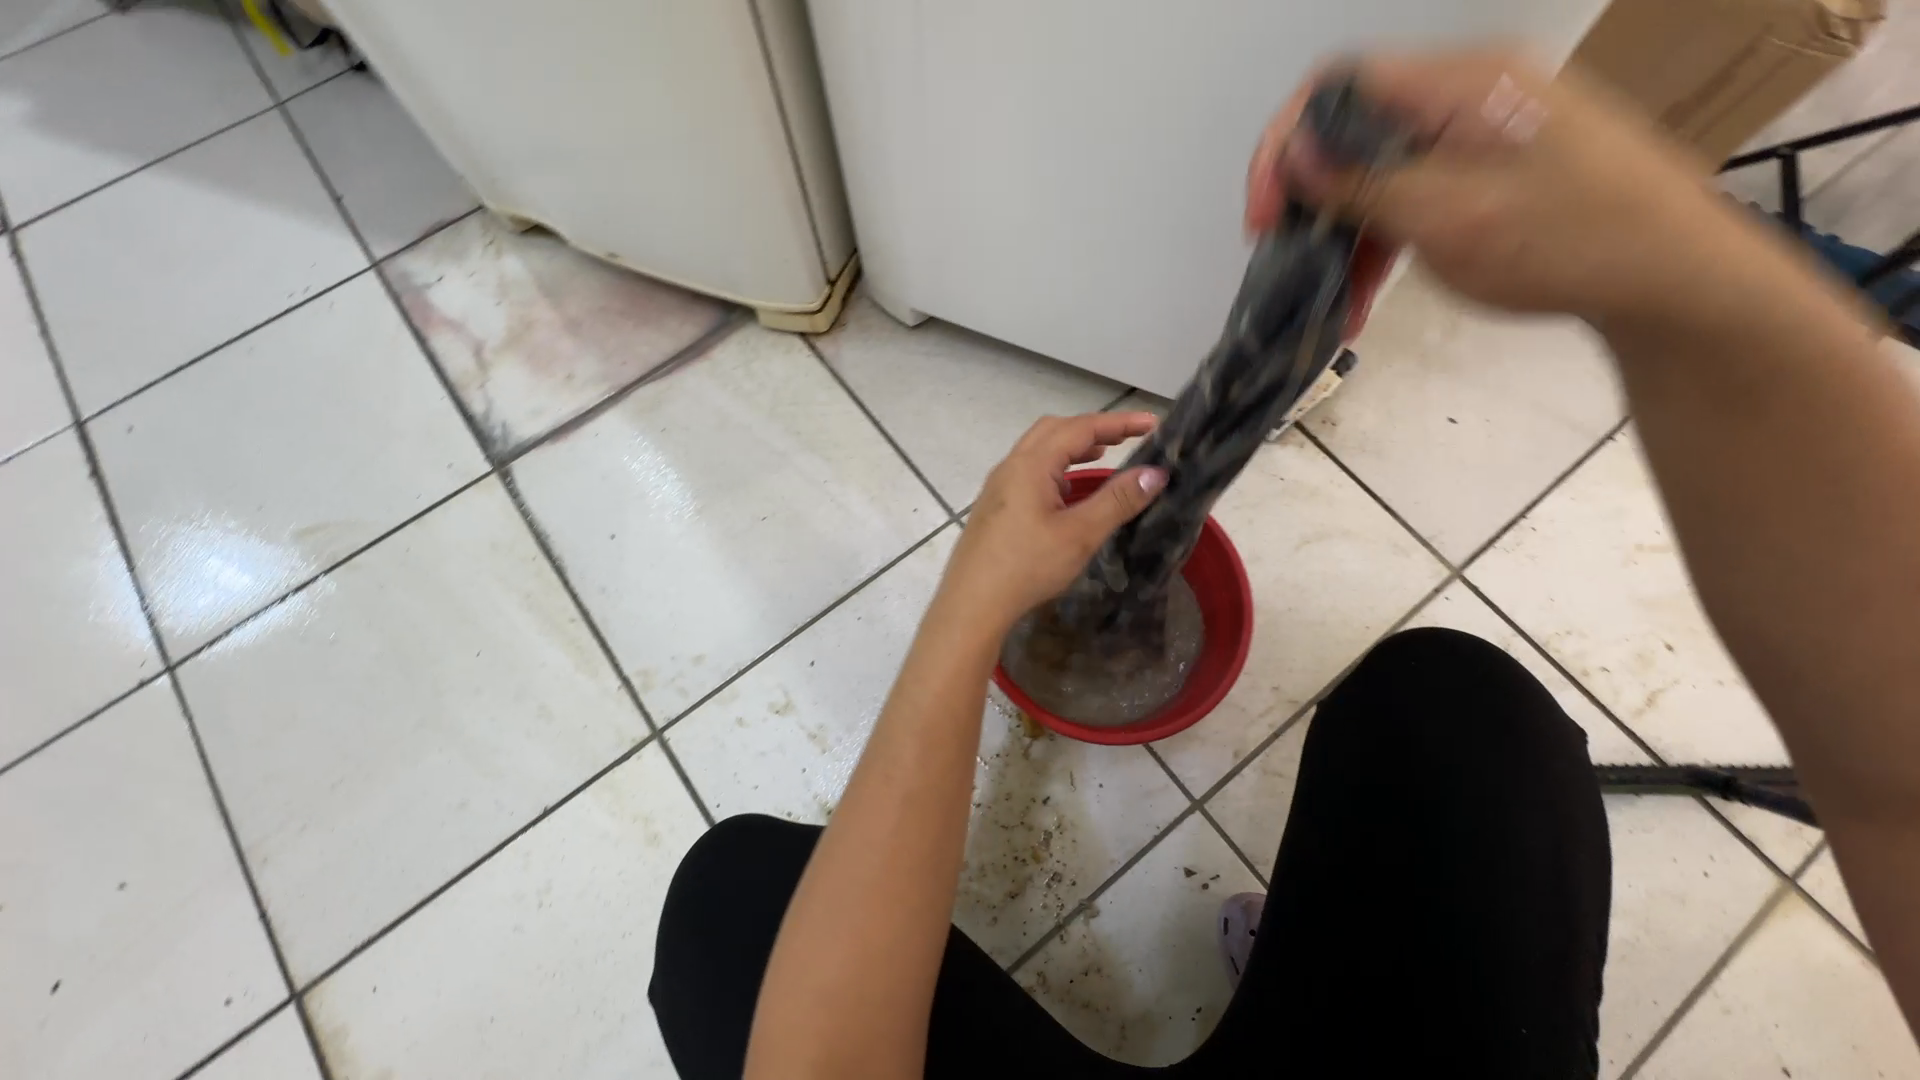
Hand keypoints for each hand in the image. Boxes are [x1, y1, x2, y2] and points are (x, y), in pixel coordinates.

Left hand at [939, 413, 1166, 633]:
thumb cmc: (1027, 567)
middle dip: (1093, 428)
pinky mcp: (994, 506)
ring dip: (1072, 446)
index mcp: (1031, 464)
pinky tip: (1067, 491)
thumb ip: (1117, 500)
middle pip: (1054, 430)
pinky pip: (1028, 470)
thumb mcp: (1079, 534)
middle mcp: (1010, 466)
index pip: (1080, 428)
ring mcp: (998, 486)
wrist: (972, 603)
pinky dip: (1055, 466)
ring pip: (1038, 450)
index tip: (1152, 423)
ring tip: (1103, 456)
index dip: (1119, 422)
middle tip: (1127, 438)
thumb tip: (1155, 473)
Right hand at [1247, 49, 1736, 327]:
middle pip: (1350, 130)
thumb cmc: (1565, 242)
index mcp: (1460, 85)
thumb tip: (1292, 153)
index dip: (1283, 145)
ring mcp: (1476, 136)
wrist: (1670, 278)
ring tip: (1326, 300)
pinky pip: (1409, 198)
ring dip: (1341, 236)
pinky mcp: (1484, 173)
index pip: (1338, 85)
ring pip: (1375, 173)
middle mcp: (1465, 97)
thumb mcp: (1448, 216)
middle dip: (1305, 197)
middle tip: (1282, 257)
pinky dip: (1377, 246)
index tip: (1262, 216)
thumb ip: (1363, 181)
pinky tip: (1361, 300)